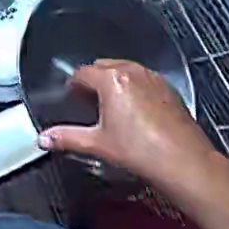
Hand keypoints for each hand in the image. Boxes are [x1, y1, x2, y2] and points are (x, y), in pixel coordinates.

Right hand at [38, 59, 222, 190]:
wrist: (184, 161)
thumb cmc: (141, 152)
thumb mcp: (99, 144)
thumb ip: (68, 138)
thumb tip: (44, 139)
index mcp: (110, 79)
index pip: (83, 73)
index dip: (74, 85)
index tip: (72, 97)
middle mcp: (131, 70)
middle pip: (103, 67)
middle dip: (94, 81)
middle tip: (90, 103)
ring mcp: (151, 76)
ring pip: (124, 70)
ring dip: (115, 82)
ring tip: (113, 108)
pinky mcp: (167, 87)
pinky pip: (143, 78)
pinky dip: (135, 87)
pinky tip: (136, 112)